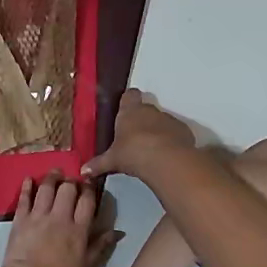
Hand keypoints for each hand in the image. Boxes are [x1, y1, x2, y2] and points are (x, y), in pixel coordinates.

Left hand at [1, 172, 121, 266]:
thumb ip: (101, 246)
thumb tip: (118, 232)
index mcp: (78, 229)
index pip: (87, 201)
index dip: (90, 188)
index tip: (90, 182)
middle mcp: (59, 217)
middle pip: (67, 189)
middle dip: (72, 180)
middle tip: (72, 180)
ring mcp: (38, 216)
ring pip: (46, 188)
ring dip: (52, 178)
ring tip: (55, 173)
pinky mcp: (20, 219)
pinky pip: (24, 198)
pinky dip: (27, 187)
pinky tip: (29, 179)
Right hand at [81, 89, 195, 179]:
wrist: (165, 160)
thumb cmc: (132, 153)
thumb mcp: (112, 160)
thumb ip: (98, 164)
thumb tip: (82, 171)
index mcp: (130, 111)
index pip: (129, 95)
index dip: (127, 101)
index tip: (123, 111)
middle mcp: (150, 110)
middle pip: (145, 110)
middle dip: (140, 121)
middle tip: (133, 139)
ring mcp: (169, 119)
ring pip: (161, 122)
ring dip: (156, 132)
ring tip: (150, 151)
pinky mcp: (184, 131)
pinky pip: (175, 133)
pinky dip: (170, 141)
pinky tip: (165, 156)